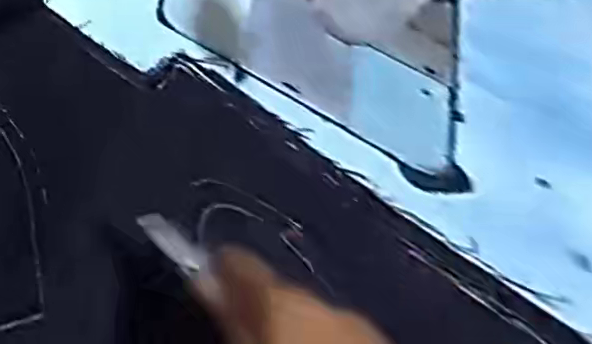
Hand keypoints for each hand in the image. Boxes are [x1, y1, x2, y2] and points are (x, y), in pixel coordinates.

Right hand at [196, 247, 390, 343]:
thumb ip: (227, 313)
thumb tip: (204, 280)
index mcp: (281, 293)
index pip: (234, 256)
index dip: (218, 268)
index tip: (210, 286)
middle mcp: (322, 297)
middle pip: (278, 286)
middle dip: (266, 305)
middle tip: (255, 331)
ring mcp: (363, 324)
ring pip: (317, 312)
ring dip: (303, 326)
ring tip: (291, 343)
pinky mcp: (388, 340)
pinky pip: (346, 332)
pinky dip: (331, 340)